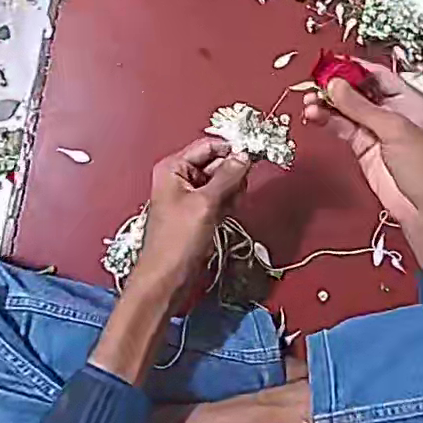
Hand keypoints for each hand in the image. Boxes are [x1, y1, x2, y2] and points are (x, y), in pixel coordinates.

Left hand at [129, 137, 252, 300]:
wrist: (168, 277)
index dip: (231, 148)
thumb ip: (227, 176)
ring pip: (223, 180)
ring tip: (228, 205)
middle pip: (217, 162)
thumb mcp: (205, 203)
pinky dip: (229, 202)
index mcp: (173, 167)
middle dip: (233, 173)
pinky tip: (227, 213)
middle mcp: (181, 177)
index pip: (208, 146)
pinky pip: (222, 196)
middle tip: (239, 187)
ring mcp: (191, 194)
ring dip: (232, 190)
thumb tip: (244, 155)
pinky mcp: (200, 210)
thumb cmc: (177, 240)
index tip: (254, 152)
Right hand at [303, 62, 422, 265]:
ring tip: (309, 102)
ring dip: (327, 104)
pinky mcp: (364, 147)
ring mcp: (377, 130)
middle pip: (359, 90)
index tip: (331, 64)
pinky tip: (314, 115)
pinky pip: (342, 127)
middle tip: (314, 82)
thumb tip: (335, 85)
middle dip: (336, 86)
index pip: (378, 75)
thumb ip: (361, 106)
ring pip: (347, 109)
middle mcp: (392, 111)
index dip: (354, 68)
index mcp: (409, 99)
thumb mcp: (394, 129)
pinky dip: (327, 120)